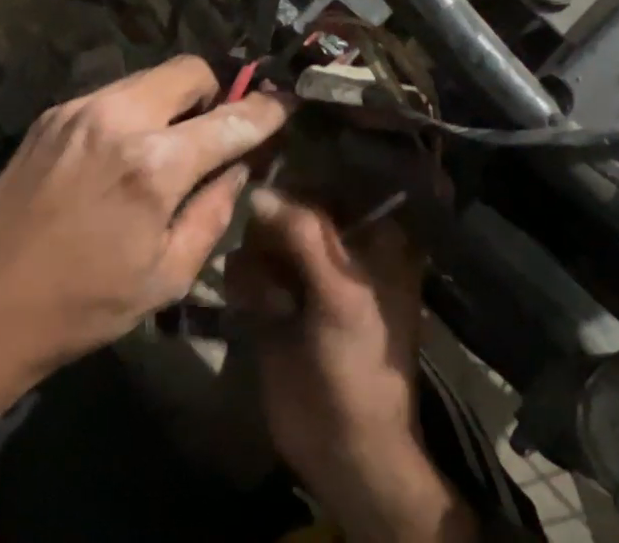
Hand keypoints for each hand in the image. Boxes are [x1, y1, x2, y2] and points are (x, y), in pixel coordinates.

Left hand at [0, 55, 293, 416]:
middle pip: (189, 70)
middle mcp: (117, 119)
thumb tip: (238, 166)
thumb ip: (214, 209)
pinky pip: (112, 96)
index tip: (287, 105)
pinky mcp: (51, 116)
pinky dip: (136, 112)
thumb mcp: (169, 274)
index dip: (267, 110)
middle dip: (217, 92)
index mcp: (153, 165)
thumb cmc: (86, 305)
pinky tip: (128, 153)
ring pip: (148, 79)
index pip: (230, 119)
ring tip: (174, 145)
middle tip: (221, 130)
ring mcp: (77, 111)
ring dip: (175, 102)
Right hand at [228, 189, 475, 542]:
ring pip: (260, 234)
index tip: (274, 174)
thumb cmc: (360, 366)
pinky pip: (243, 266)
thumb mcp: (341, 294)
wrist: (339, 445)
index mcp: (375, 239)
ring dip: (258, 264)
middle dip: (274, 229)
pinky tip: (257, 310)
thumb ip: (303, 235)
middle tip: (276, 259)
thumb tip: (257, 192)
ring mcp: (301, 273)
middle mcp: (337, 247)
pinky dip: (243, 284)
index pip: (337, 182)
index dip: (305, 177)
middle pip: (289, 203)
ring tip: (273, 301)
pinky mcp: (269, 297)